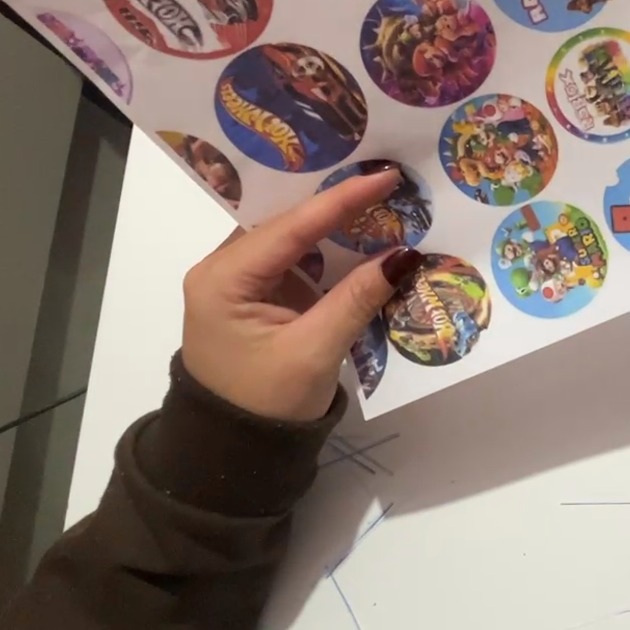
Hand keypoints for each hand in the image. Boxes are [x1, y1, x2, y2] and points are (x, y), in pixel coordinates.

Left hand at [181, 168, 421, 422]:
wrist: (235, 454)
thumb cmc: (266, 404)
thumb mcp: (315, 351)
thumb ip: (357, 298)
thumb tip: (405, 255)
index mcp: (224, 278)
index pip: (290, 226)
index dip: (341, 199)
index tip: (384, 176)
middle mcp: (226, 268)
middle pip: (288, 222)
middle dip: (337, 201)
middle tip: (384, 177)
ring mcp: (244, 281)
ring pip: (295, 237)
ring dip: (338, 224)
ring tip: (383, 199)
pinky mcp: (263, 296)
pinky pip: (301, 260)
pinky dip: (334, 250)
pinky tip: (366, 237)